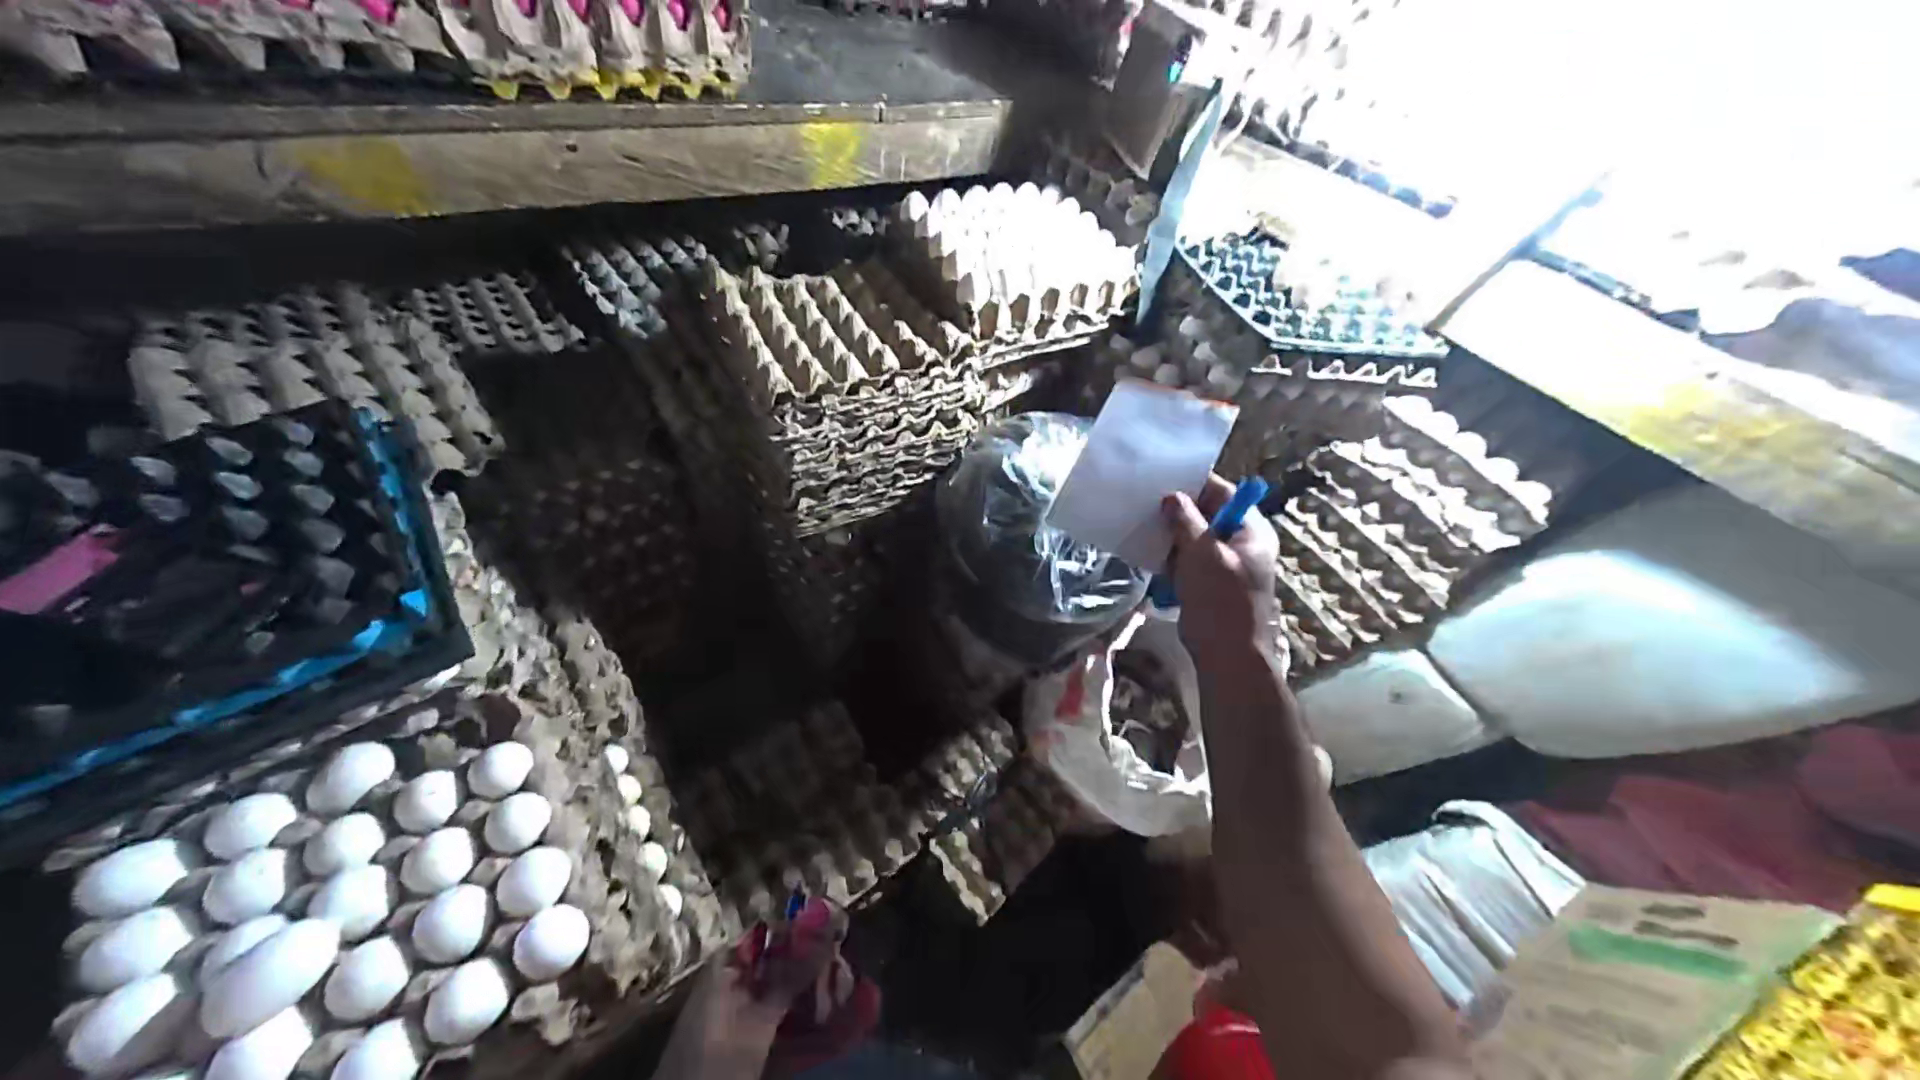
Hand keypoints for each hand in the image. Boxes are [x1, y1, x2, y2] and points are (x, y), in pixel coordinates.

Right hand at [1161, 474, 1283, 672]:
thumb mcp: (1202, 553)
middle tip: (1145, 502)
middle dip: (1177, 510)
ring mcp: (1223, 564)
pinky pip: (1186, 560)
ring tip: (1142, 525)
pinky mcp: (1207, 582)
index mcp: (1250, 530)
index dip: (1195, 484)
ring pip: (1192, 538)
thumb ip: (1186, 521)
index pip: (1224, 493)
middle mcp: (1239, 542)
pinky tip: (1149, 553)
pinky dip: (1170, 557)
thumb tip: (1171, 497)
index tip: (1163, 480)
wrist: (1227, 654)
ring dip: (1170, 535)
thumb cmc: (1220, 599)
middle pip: (1206, 514)